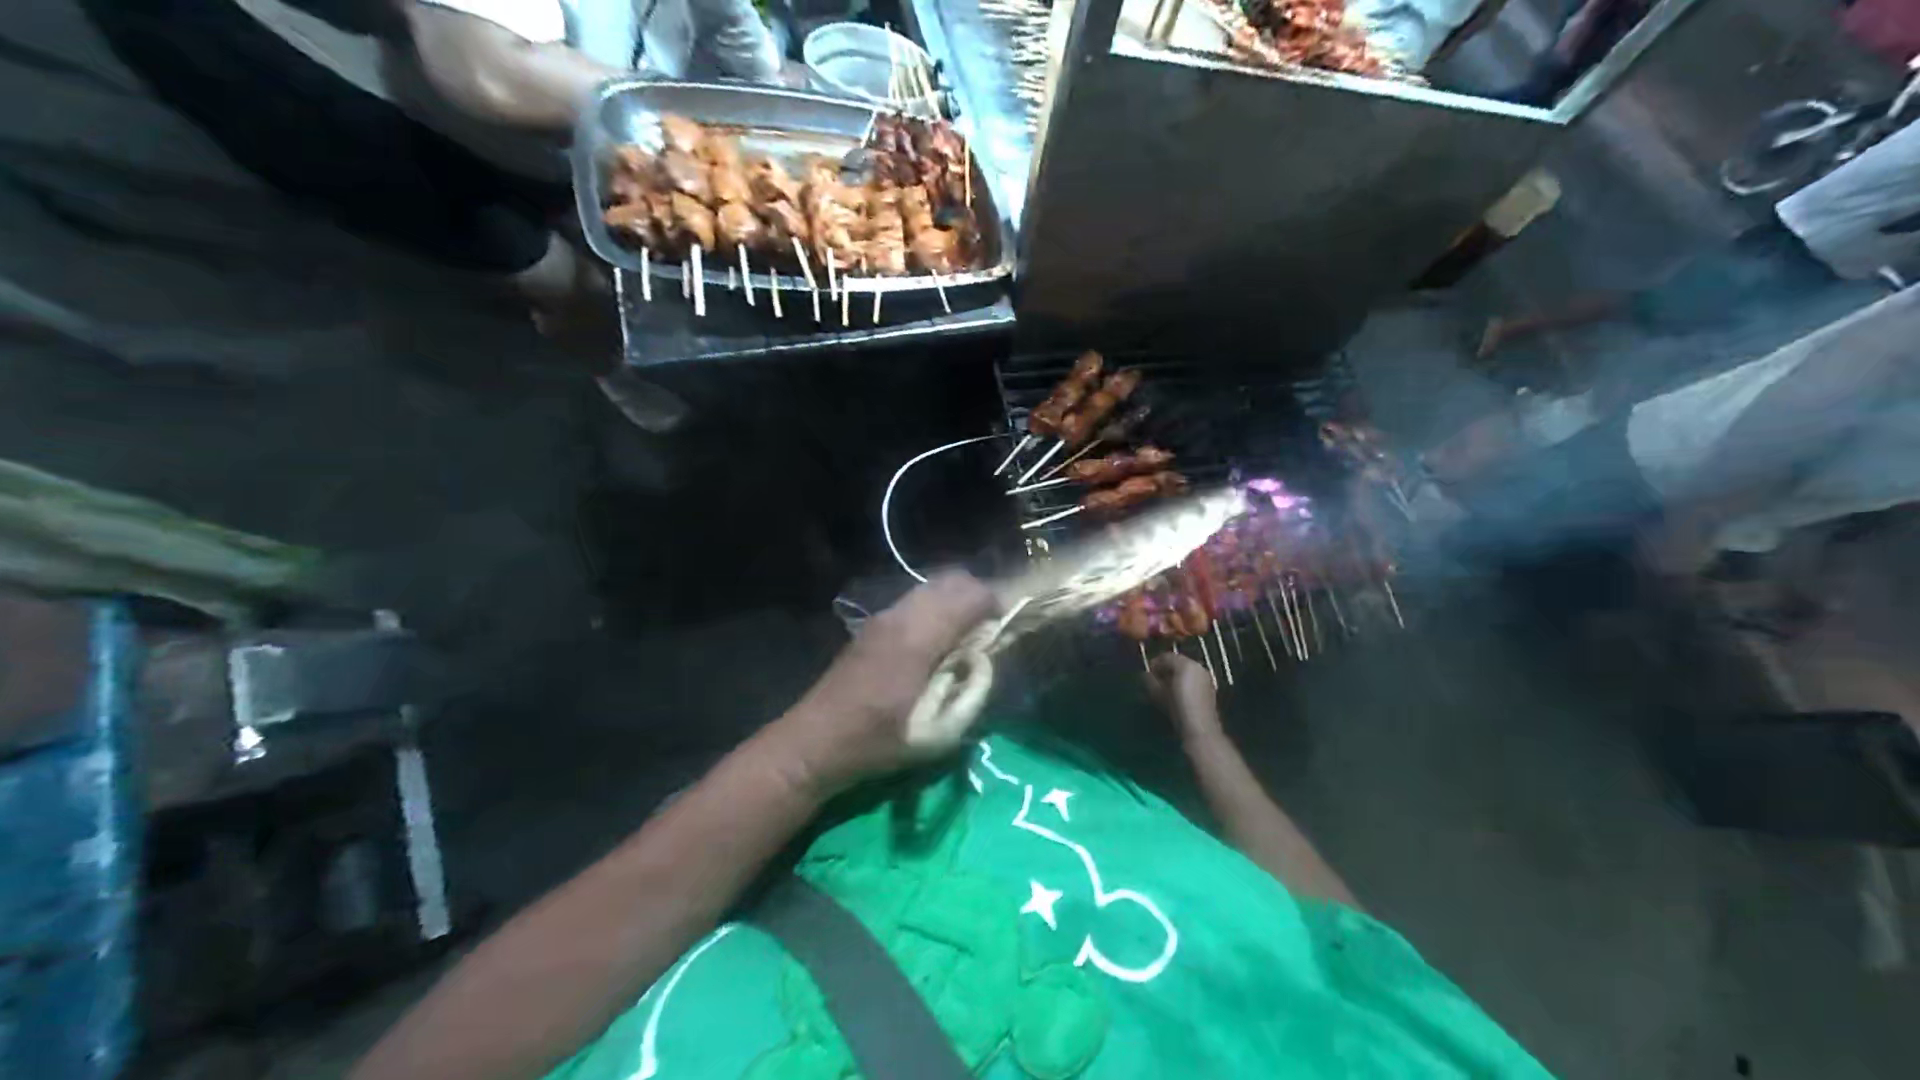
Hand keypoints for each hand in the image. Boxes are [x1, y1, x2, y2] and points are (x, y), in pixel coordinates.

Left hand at [772, 572, 997, 794]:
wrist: (815, 741)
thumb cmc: (877, 742)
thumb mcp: (938, 734)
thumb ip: (972, 692)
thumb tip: (985, 658)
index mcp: (917, 639)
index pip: (967, 596)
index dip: (995, 604)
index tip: (1006, 626)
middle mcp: (900, 617)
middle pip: (950, 580)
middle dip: (978, 595)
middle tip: (991, 626)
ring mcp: (883, 617)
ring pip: (931, 586)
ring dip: (956, 600)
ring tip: (968, 633)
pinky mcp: (873, 625)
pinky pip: (915, 600)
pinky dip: (937, 606)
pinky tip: (938, 639)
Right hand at [1145, 653, 1219, 741]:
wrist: (1199, 728)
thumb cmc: (1179, 705)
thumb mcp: (1159, 691)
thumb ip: (1151, 680)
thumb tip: (1145, 675)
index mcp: (1189, 664)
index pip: (1166, 657)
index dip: (1154, 664)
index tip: (1145, 674)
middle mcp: (1199, 669)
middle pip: (1176, 665)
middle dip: (1162, 672)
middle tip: (1152, 683)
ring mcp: (1205, 681)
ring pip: (1182, 675)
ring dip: (1170, 681)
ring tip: (1160, 692)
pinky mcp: (1207, 694)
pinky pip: (1189, 685)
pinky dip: (1179, 688)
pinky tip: (1172, 700)